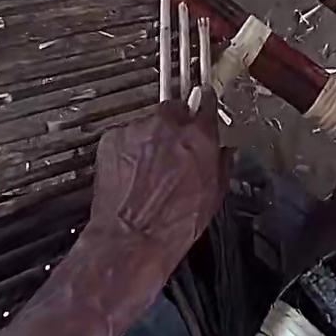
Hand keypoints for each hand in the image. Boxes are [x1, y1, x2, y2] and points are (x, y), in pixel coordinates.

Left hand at [78, 96, 224, 301]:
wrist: (132, 236)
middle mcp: (167, 125)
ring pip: (147, 123)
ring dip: (149, 139)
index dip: (203, 102)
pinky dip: (128, 149)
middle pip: (173, 109)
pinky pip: (125, 136)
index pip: (205, 101)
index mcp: (198, 136)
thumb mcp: (213, 194)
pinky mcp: (112, 137)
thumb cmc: (173, 223)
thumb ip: (220, 162)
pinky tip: (132, 173)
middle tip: (172, 150)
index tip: (202, 99)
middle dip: (174, 125)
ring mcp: (137, 129)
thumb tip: (223, 151)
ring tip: (148, 170)